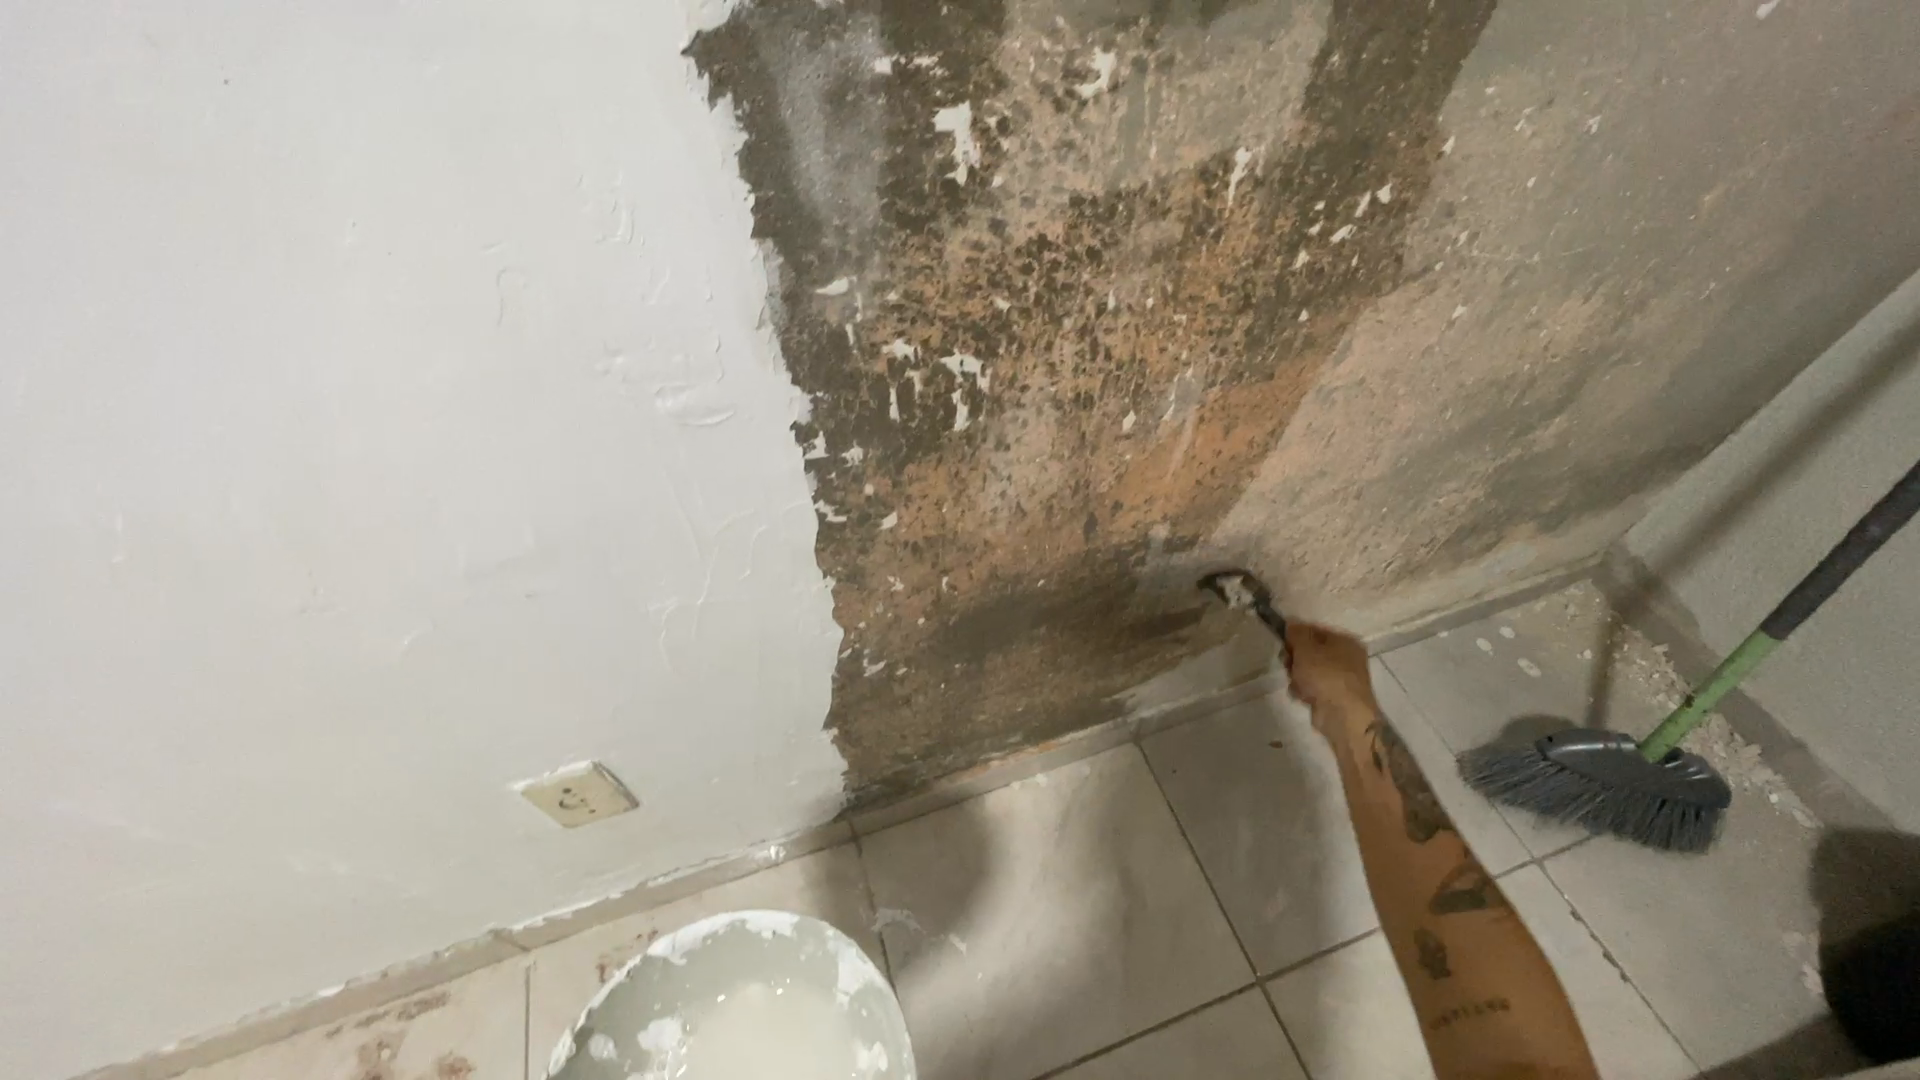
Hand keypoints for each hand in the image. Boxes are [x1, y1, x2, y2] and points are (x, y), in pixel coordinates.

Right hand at [1284, 621, 1373, 710]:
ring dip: (1296, 676)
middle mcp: (1346, 658)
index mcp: (1345, 641)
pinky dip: (1304, 690)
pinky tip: (1303, 696)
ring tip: (1297, 684)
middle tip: (1288, 664)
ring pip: (1307, 670)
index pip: (1314, 630)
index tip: (1283, 644)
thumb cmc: (1325, 675)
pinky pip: (1311, 687)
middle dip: (1294, 658)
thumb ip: (1296, 633)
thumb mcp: (1306, 648)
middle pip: (1309, 651)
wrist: (1342, 714)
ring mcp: (1340, 678)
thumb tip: (1291, 624)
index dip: (1295, 635)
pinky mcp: (1333, 696)